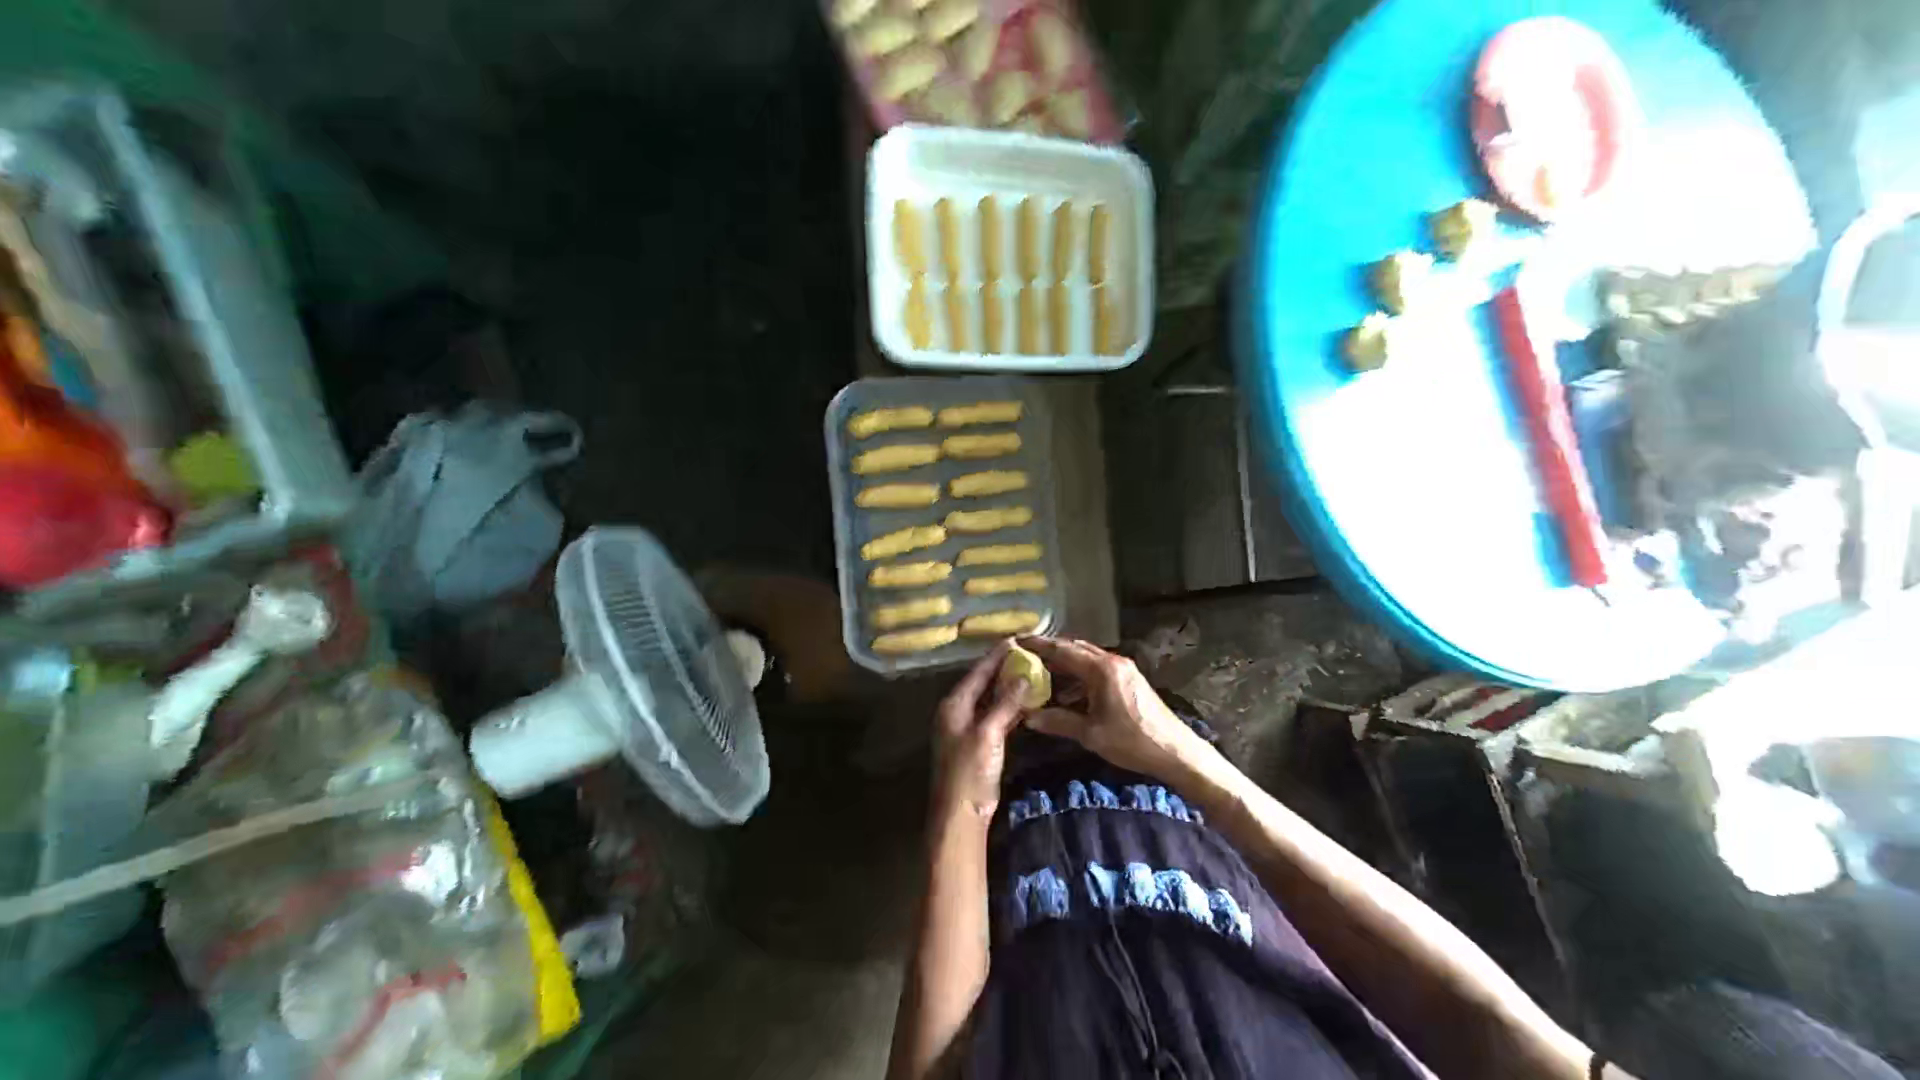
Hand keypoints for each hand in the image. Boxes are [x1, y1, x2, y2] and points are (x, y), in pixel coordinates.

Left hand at [932, 641, 1026, 822]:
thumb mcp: (988, 733)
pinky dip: (1010, 709)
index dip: (996, 656)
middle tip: (1029, 653)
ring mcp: (968, 728)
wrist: (961, 814)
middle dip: (1004, 669)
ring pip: (990, 700)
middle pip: (983, 683)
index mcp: (954, 705)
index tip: (1016, 639)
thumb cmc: (970, 771)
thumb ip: (1005, 703)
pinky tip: (1028, 702)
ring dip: (1009, 688)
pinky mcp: (979, 744)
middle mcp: (958, 712)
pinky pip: (995, 717)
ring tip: (1033, 672)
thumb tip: (1023, 675)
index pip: (978, 672)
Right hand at [1019, 636, 1211, 782]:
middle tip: (1023, 654)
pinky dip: (1077, 674)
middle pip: (1074, 648)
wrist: (1175, 752)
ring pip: (1086, 658)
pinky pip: (1096, 668)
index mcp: (1101, 669)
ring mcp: (1123, 669)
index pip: (1062, 650)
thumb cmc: (1132, 741)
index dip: (1037, 645)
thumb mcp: (1091, 734)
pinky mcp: (1128, 679)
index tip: (1015, 641)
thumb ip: (1058, 722)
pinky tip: (1065, 690)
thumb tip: (1028, 717)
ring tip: (1039, 672)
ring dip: (1063, 663)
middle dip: (1048, 651)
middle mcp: (1112, 661)